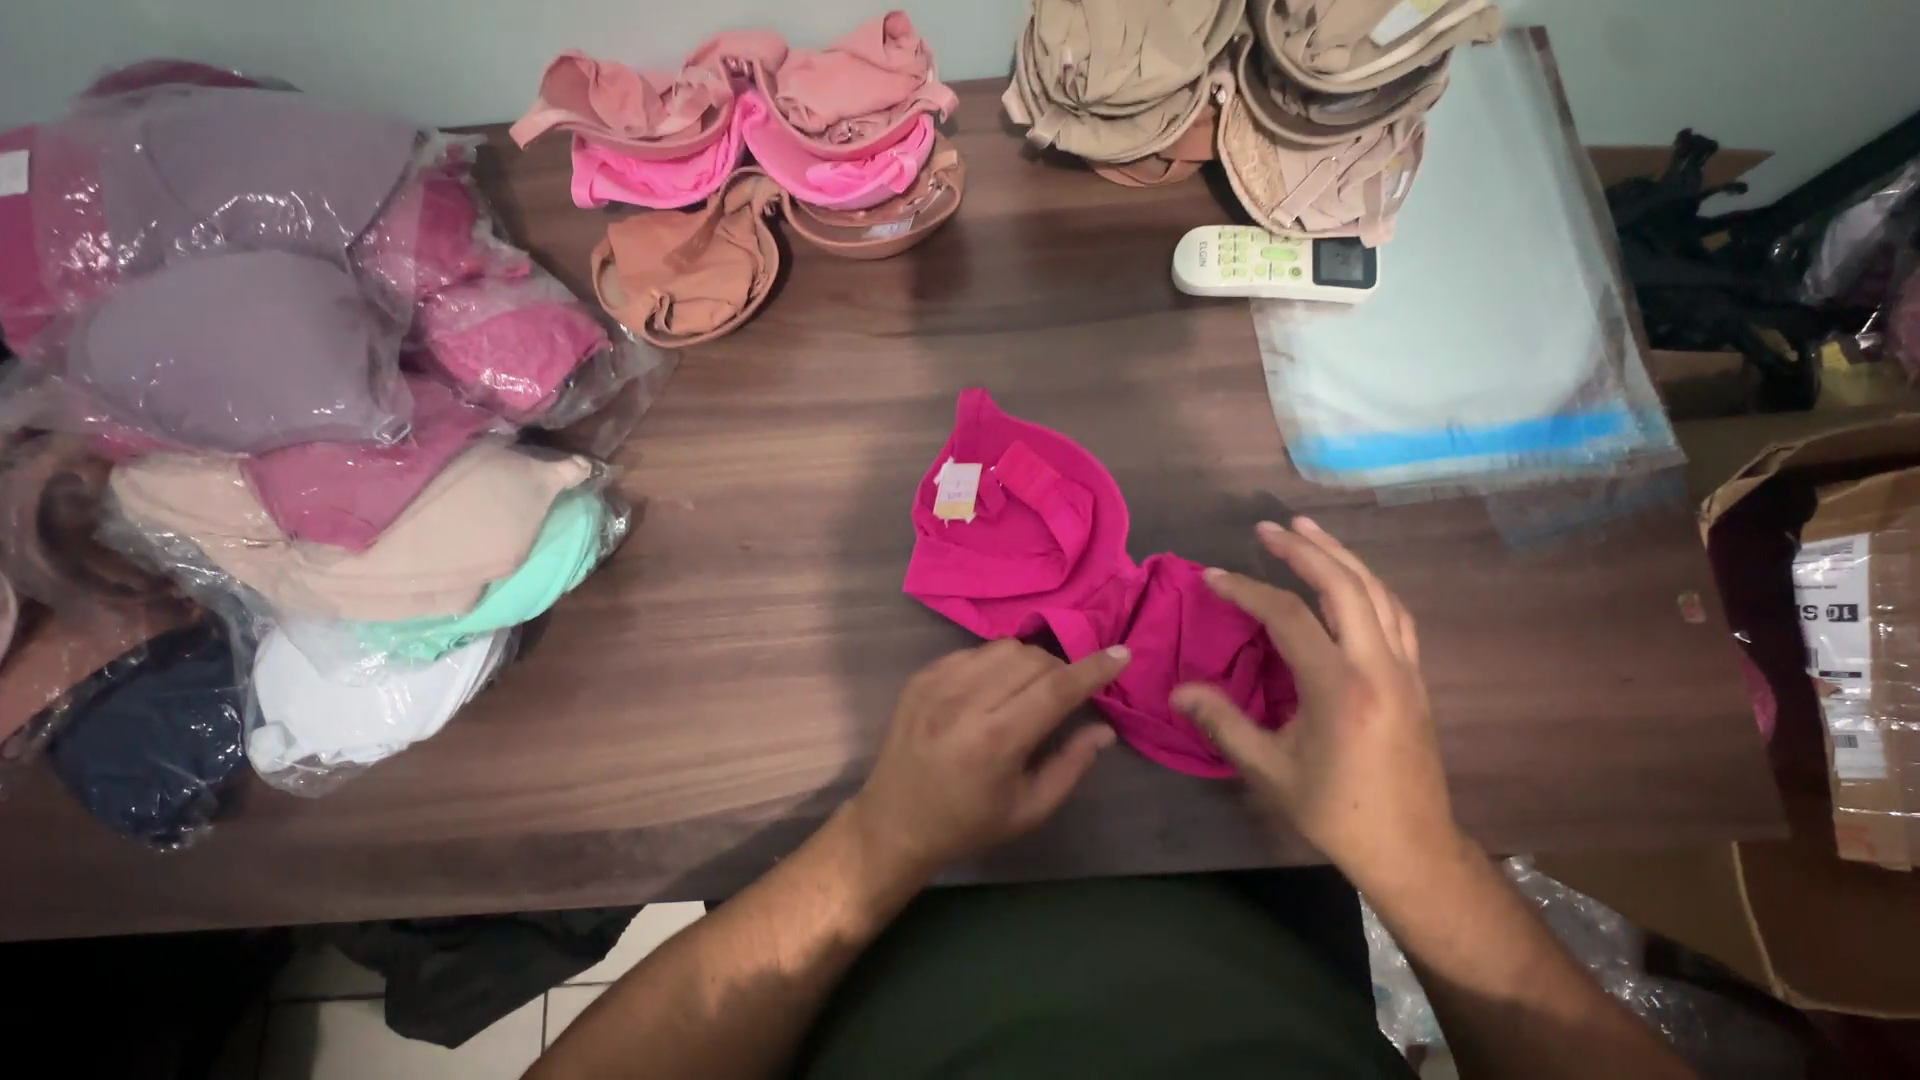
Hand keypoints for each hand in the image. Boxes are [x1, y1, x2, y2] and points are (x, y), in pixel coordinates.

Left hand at [848, 639, 1129, 880]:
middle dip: (1061, 670)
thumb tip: (1104, 727)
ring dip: (1029, 662)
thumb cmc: (968, 823)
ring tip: (1029, 691)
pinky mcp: (921, 677)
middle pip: (1033, 659)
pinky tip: (993, 690)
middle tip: (1065, 696)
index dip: (1093, 669)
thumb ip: (1071, 764)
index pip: (1056, 689)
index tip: (1122, 654)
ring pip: (1003, 647)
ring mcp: (938, 684)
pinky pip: (973, 651)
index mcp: (995, 740)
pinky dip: (994, 663)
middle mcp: (965, 702)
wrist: (894, 821)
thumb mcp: (1029, 810)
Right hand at [1172, 518, 1459, 885]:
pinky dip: (1368, 585)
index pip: (1288, 616)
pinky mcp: (1415, 679)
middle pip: (1345, 586)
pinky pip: (1395, 613)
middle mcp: (1378, 667)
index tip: (1211, 576)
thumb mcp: (1268, 771)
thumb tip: (1178, 690)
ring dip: (1341, 556)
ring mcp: (1405, 670)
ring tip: (1308, 530)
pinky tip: (1350, 579)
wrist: (1411, 848)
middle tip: (1268, 527)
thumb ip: (1223, 723)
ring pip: (1378, 592)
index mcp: (1339, 688)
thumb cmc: (1335, 812)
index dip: (1246, 590)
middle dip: (1304, 549)